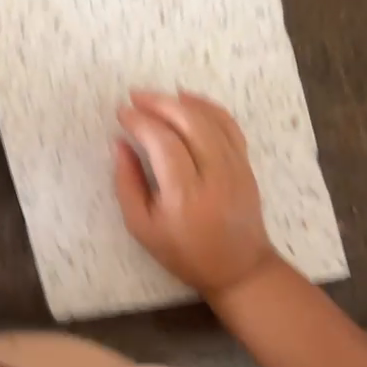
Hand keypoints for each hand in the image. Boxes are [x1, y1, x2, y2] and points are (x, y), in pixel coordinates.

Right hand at [112, 90, 282, 301]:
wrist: (239, 269)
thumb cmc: (183, 251)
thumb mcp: (141, 226)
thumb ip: (126, 183)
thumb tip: (119, 143)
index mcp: (185, 195)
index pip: (163, 143)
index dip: (141, 122)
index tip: (122, 113)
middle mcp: (215, 176)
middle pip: (189, 123)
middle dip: (159, 103)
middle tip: (135, 97)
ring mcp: (236, 167)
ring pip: (210, 119)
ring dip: (179, 101)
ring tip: (154, 97)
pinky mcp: (246, 164)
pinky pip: (229, 125)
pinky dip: (207, 106)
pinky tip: (186, 99)